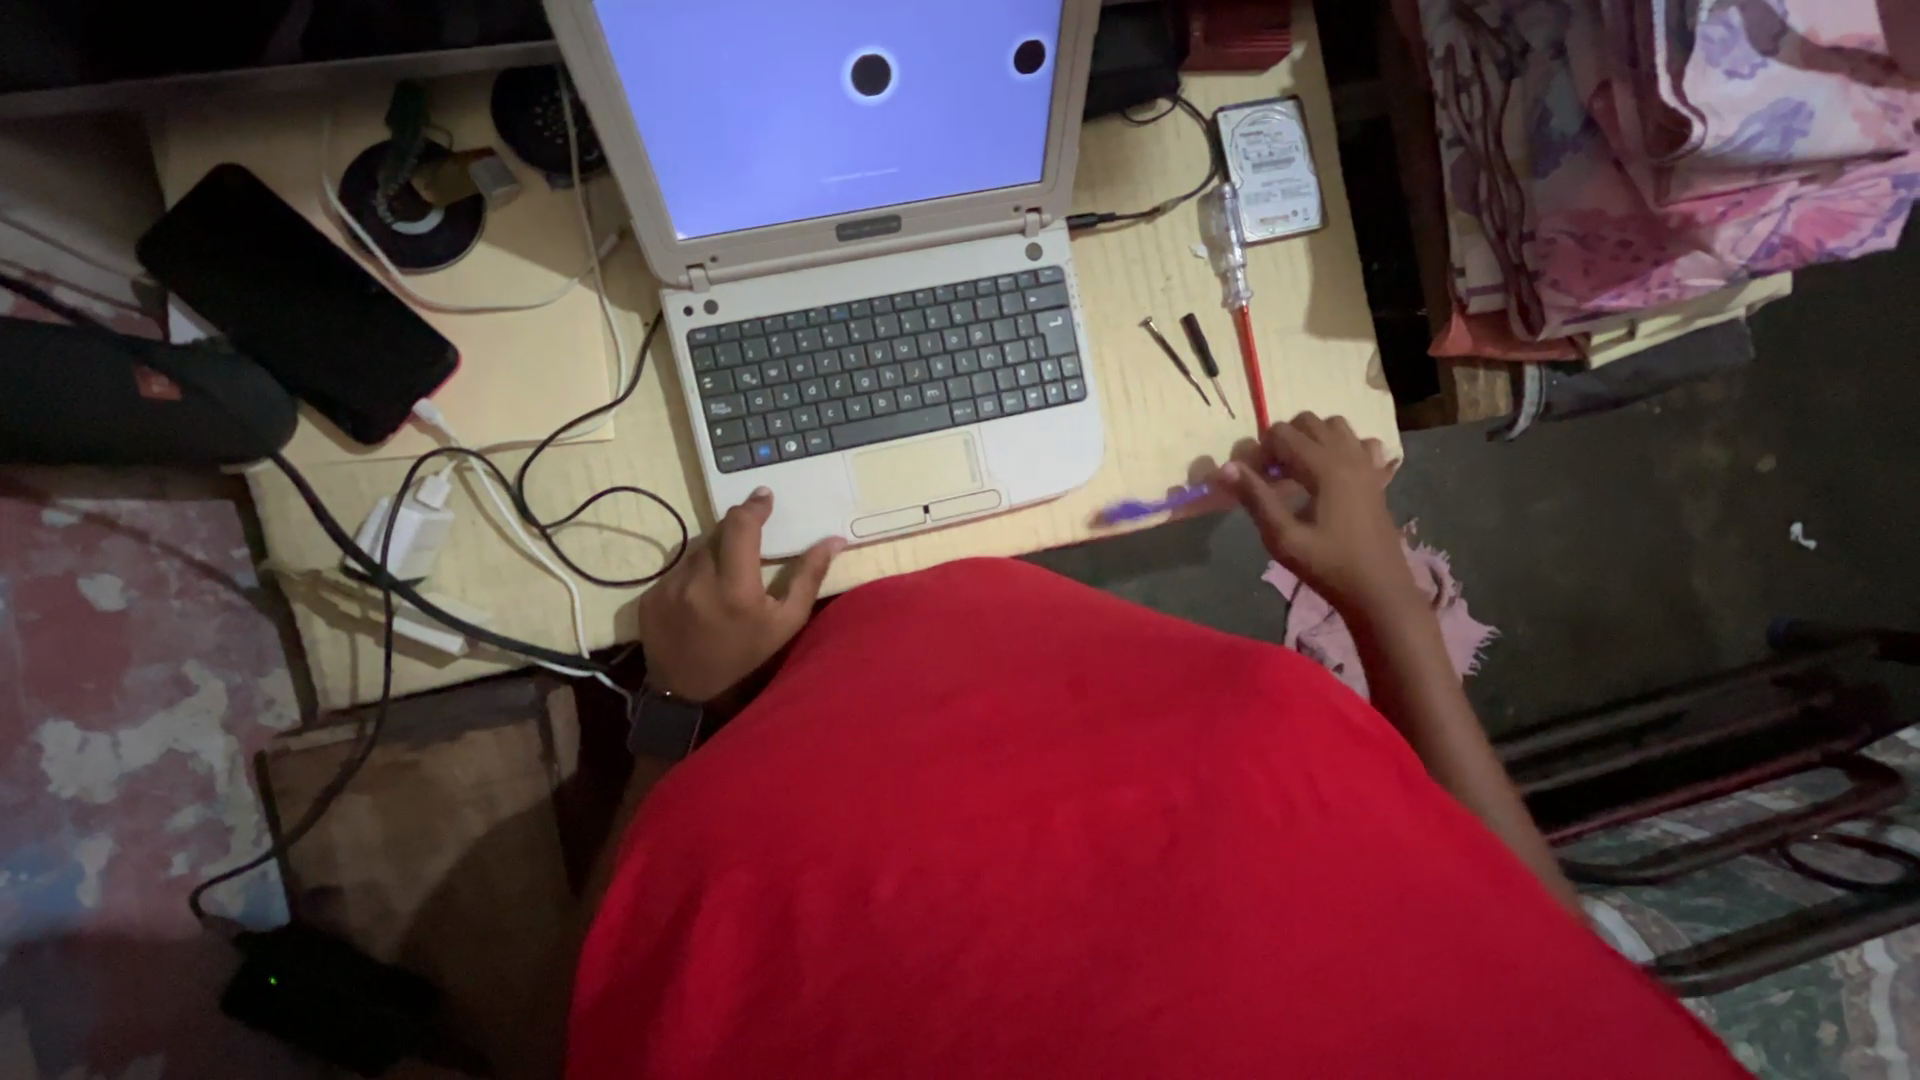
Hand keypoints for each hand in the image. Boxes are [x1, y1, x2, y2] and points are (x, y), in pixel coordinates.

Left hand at [635, 487, 844, 701]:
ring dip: (715, 553)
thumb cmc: (746, 657)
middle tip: (751, 542)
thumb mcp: (787, 623)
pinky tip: (702, 596)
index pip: (741, 527)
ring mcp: (669, 587)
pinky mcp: (651, 595)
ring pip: (697, 550)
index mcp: (736, 589)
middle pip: (718, 534)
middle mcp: (698, 582)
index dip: (754, 507)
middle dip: (737, 532)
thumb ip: (809, 577)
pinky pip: (678, 569)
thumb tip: (834, 539)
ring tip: (727, 577)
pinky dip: (694, 572)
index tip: (764, 497)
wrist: (688, 692)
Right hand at [1214, 413, 1413, 617]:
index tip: (1257, 482)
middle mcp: (1349, 456)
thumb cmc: (1327, 566)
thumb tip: (1225, 467)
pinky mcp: (1378, 477)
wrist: (1378, 589)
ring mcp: (1368, 464)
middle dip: (1283, 440)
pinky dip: (1342, 448)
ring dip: (1311, 440)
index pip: (1281, 433)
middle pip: (1307, 421)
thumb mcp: (1282, 538)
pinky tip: (1332, 475)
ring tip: (1299, 471)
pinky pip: (1360, 444)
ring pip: (1335, 426)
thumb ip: (1255, 498)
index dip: (1261, 453)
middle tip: (1273, 475)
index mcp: (1325, 468)